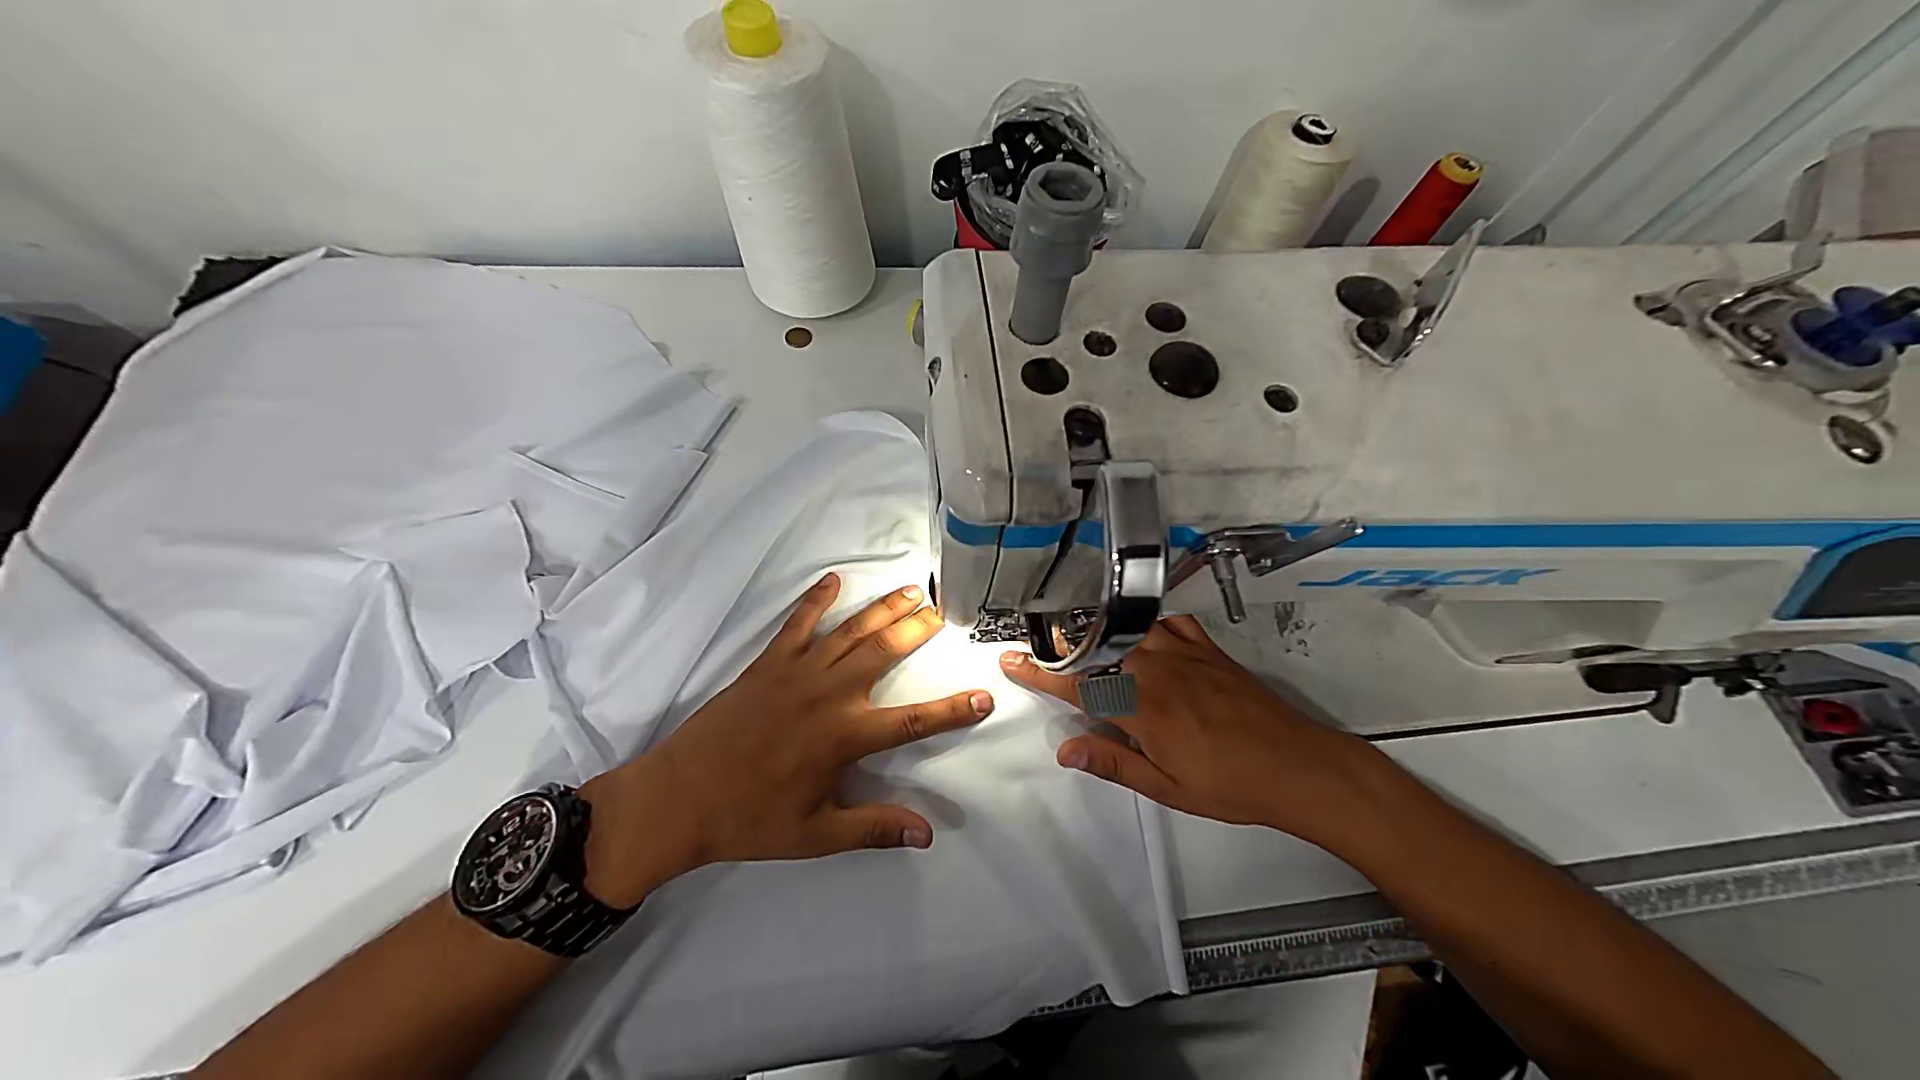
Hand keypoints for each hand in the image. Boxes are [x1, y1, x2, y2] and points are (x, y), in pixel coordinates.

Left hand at [580, 574, 992, 905]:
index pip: (912, 721)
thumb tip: (926, 833)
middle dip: (918, 630)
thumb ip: (873, 828)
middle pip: (884, 652)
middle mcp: (827, 695)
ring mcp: (795, 673)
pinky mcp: (766, 664)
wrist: (679, 797)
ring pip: (849, 631)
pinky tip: (833, 579)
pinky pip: (796, 624)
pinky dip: (816, 599)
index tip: (983, 697)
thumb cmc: (749, 819)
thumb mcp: (816, 835)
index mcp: (843, 737)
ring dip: (882, 609)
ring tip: (910, 591)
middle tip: (943, 613)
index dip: (953, 711)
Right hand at [1000, 615, 1392, 848]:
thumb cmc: (1237, 784)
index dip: (1040, 673)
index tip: (1015, 661)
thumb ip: (1114, 763)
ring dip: (1104, 636)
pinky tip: (1150, 639)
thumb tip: (1070, 751)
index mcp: (1144, 707)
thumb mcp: (1167, 787)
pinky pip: (1172, 623)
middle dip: (1067, 651)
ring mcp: (1187, 656)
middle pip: (1099, 648)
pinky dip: (1153, 625)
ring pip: (1130, 631)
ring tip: (1092, 649)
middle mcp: (1160, 672)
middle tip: (1050, 657)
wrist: (1301, 769)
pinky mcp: (1211, 652)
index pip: (1078, 684)